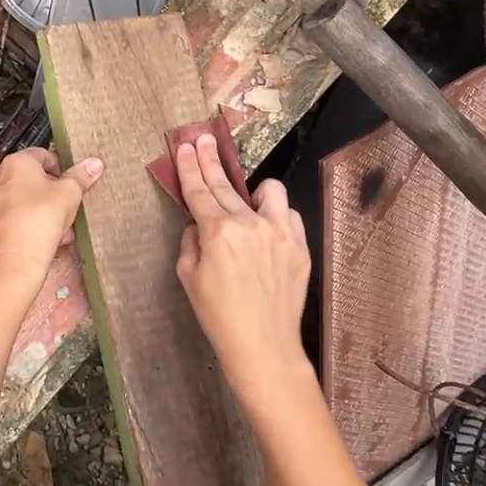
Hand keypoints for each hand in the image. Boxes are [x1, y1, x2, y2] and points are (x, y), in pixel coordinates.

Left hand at [0, 148, 103, 281]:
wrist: (13, 262)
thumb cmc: (36, 223)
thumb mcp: (69, 194)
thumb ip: (81, 177)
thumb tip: (92, 165)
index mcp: (15, 162)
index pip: (43, 154)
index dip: (62, 168)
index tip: (73, 181)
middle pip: (31, 179)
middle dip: (52, 193)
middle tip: (68, 205)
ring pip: (22, 201)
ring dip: (43, 211)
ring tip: (61, 227)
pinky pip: (14, 219)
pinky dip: (30, 225)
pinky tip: (47, 239)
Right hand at [173, 134, 313, 411]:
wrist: (263, 345)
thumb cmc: (218, 316)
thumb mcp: (188, 278)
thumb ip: (191, 242)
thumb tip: (199, 226)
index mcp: (218, 231)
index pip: (199, 190)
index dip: (190, 166)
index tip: (186, 145)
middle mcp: (250, 224)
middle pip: (226, 184)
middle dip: (211, 161)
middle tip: (203, 141)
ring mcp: (279, 233)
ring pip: (269, 190)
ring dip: (253, 191)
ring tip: (245, 201)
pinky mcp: (299, 245)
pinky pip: (287, 215)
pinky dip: (275, 217)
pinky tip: (266, 231)